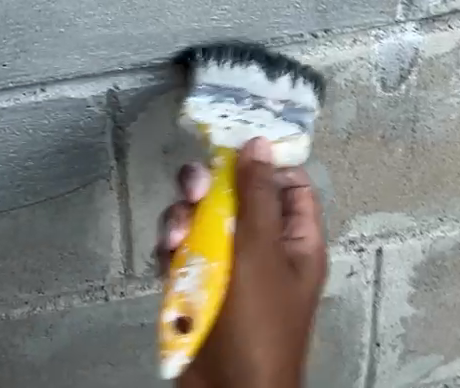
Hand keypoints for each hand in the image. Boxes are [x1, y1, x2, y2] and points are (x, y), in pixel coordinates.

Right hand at [156, 139, 327, 387]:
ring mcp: (227, 262)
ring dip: (183, 217)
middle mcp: (261, 245)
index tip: (233, 139)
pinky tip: (166, 257)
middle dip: (209, 186)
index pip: (287, 183)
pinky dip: (170, 246)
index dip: (264, 159)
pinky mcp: (196, 278)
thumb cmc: (259, 321)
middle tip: (196, 188)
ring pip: (200, 214)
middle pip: (234, 192)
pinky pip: (180, 244)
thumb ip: (258, 194)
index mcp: (293, 239)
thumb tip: (260, 142)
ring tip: (176, 235)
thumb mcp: (262, 251)